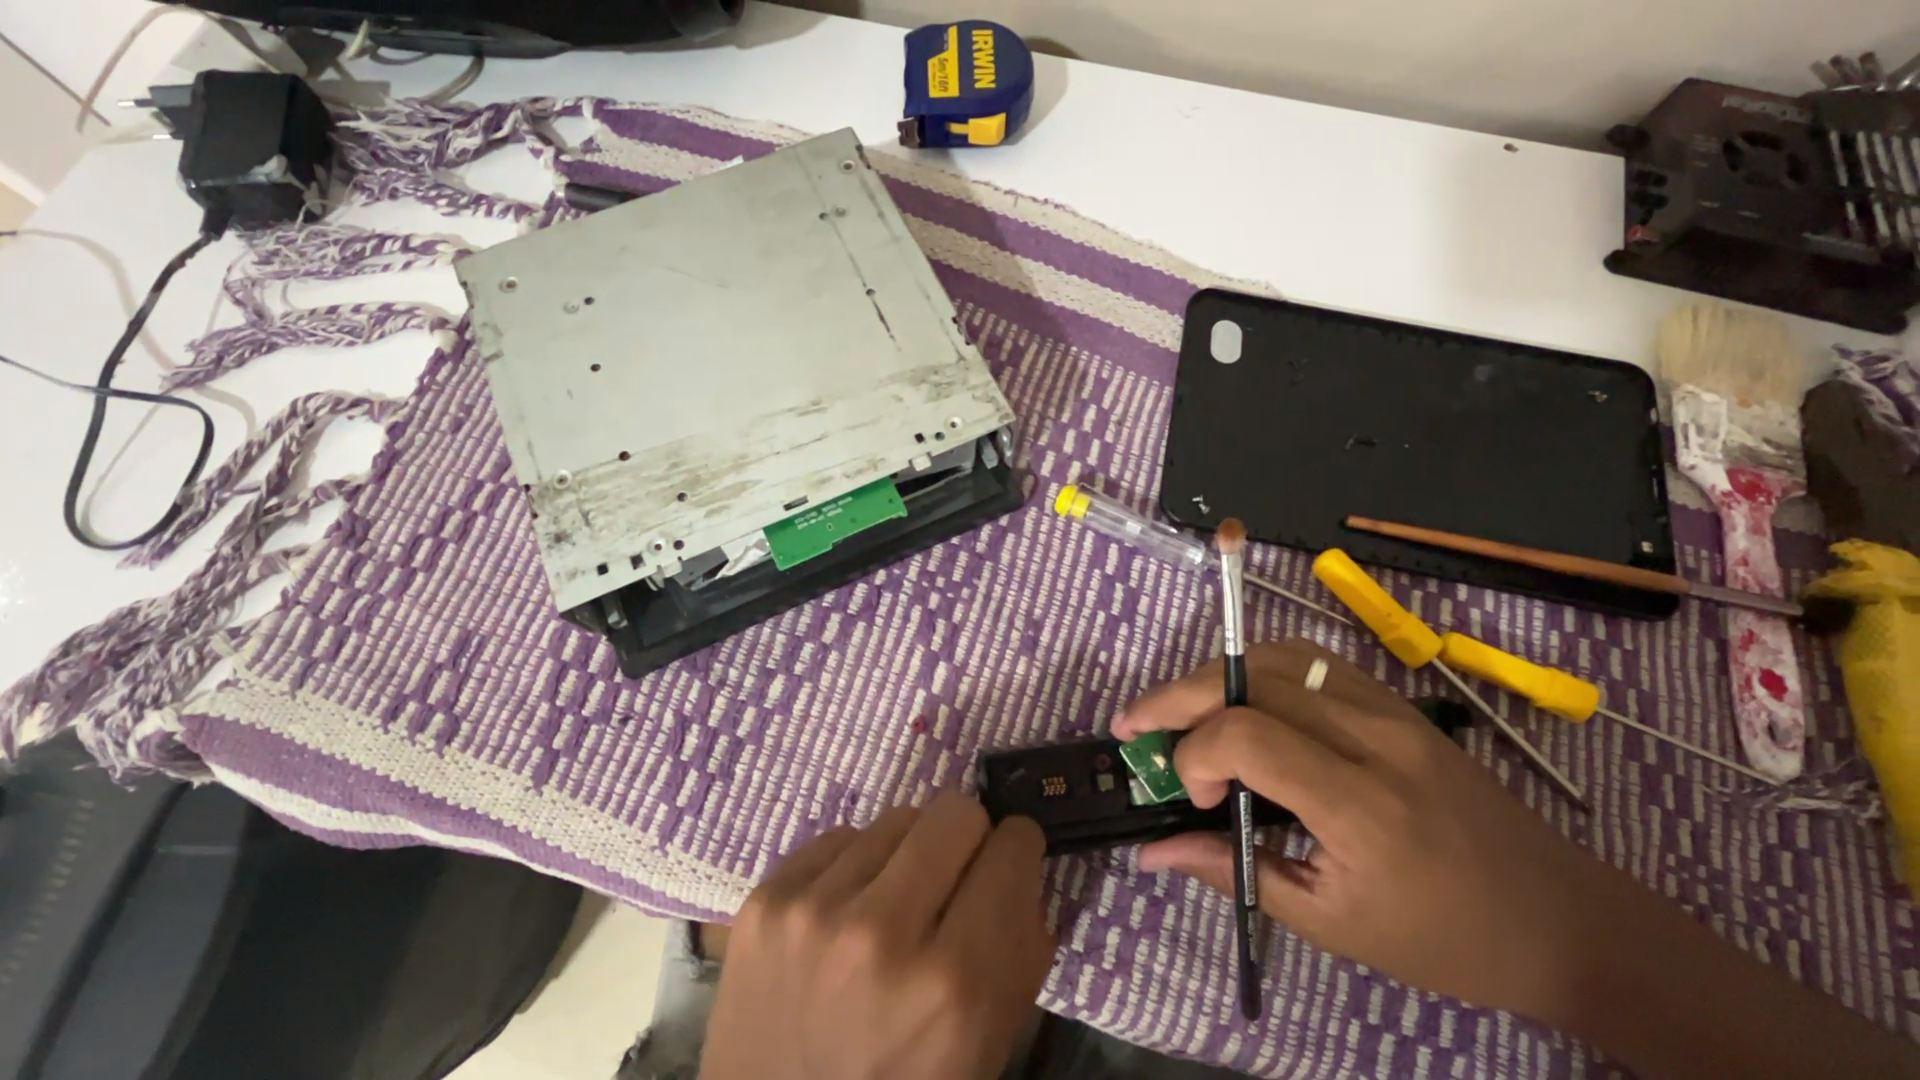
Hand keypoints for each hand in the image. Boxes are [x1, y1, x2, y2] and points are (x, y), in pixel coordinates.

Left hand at [700, 792, 1052, 1079]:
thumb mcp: (987, 1041)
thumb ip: (1019, 948)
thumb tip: (1018, 864)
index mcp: (953, 982)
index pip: (1010, 850)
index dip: (1017, 850)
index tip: (1009, 861)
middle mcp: (882, 934)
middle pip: (953, 813)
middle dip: (968, 838)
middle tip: (956, 873)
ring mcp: (814, 912)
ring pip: (896, 818)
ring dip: (908, 854)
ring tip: (893, 903)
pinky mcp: (765, 900)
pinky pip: (839, 839)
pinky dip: (854, 867)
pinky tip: (845, 914)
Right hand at [1111, 640, 1641, 1023]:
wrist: (1560, 918)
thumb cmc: (1444, 939)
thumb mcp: (1331, 924)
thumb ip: (1232, 873)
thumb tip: (1151, 849)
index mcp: (1361, 805)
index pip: (1247, 735)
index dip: (1194, 754)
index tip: (1189, 798)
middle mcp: (1374, 737)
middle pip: (1251, 677)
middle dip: (1179, 696)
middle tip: (1137, 728)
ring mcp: (1391, 709)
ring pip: (1279, 654)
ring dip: (1216, 675)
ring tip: (1180, 712)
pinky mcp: (1399, 703)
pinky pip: (1313, 661)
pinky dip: (1259, 670)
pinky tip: (1241, 702)